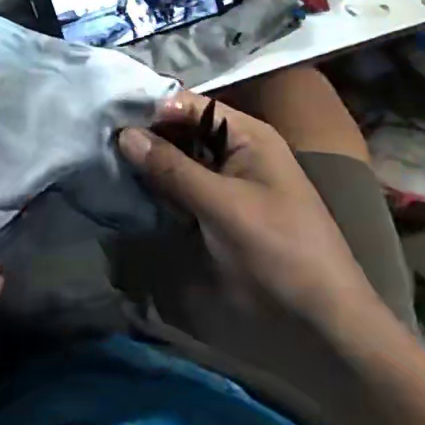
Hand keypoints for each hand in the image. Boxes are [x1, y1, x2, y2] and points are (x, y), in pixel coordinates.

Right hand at [117, 92, 382, 325]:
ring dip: (151, 162)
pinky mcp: (220, 210)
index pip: (191, 105)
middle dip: (148, 134)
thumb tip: (124, 134)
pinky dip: (161, 187)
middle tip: (102, 140)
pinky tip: (131, 189)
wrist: (322, 320)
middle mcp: (237, 149)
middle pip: (184, 129)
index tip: (111, 117)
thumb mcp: (222, 205)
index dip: (153, 108)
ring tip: (107, 161)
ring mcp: (229, 181)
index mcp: (248, 135)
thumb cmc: (278, 250)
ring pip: (181, 159)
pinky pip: (184, 186)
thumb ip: (172, 168)